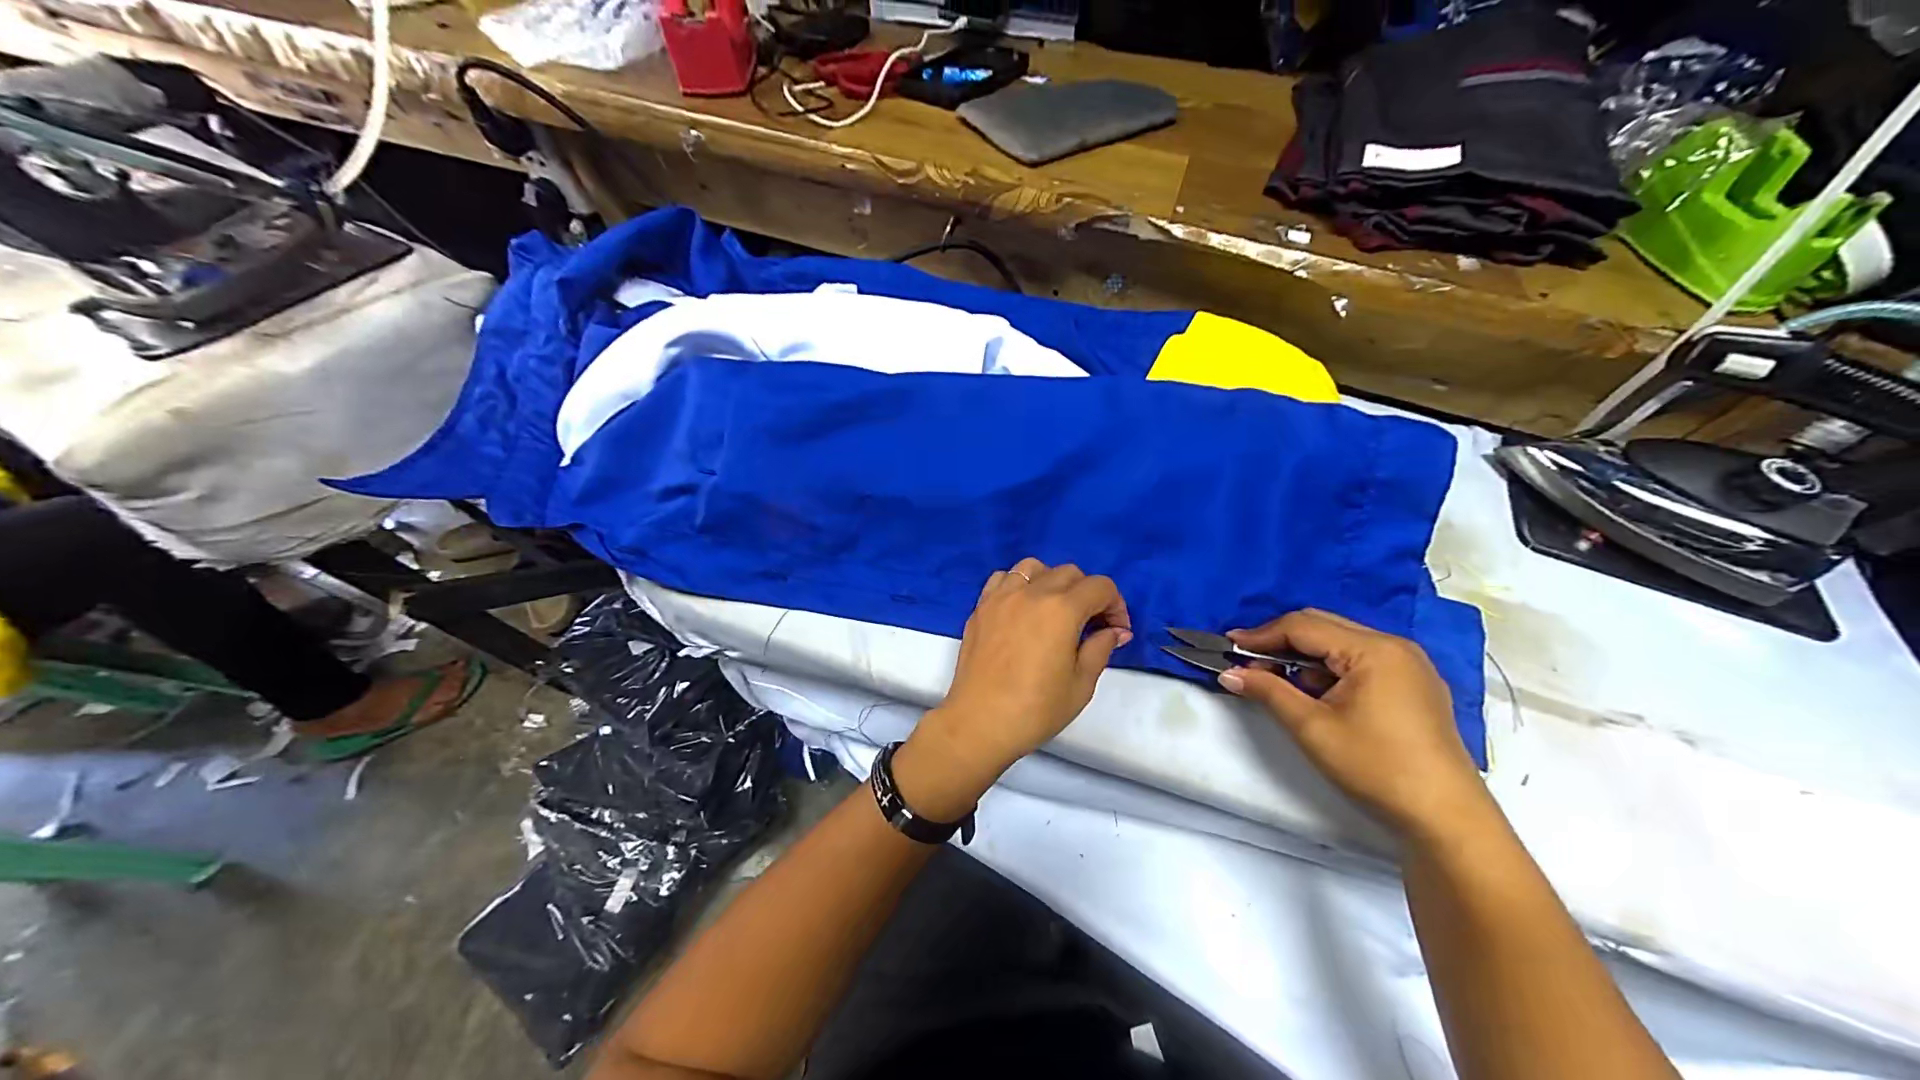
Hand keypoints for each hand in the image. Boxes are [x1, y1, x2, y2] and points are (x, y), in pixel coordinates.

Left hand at [893, 558, 1130, 819]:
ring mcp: (1002, 597)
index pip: (1100, 587)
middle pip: (1069, 573)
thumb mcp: (1081, 684)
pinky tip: (1023, 608)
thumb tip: (1115, 631)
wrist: (980, 722)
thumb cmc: (1036, 709)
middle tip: (1091, 624)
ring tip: (1055, 610)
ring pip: (1034, 568)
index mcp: (1061, 610)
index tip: (1116, 630)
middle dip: (1088, 594)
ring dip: (1052, 581)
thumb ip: (1100, 648)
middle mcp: (1031, 593)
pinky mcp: (981, 607)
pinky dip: (1018, 584)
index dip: (1116, 606)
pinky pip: (1003, 578)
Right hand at [1219, 609, 1494, 841]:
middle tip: (1247, 661)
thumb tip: (1230, 673)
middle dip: (1281, 641)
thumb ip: (1268, 691)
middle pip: (1324, 627)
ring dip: (1305, 656)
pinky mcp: (1415, 685)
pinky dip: (1330, 669)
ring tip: (1275, 679)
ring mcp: (1410, 665)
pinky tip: (1314, 692)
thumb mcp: (1312, 728)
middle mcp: (1395, 646)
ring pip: (1342, 643)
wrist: (1444, 817)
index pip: (1304, 626)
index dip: (1262, 635)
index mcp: (1374, 649)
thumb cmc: (1375, 767)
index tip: (1229, 646)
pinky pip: (1362, 660)